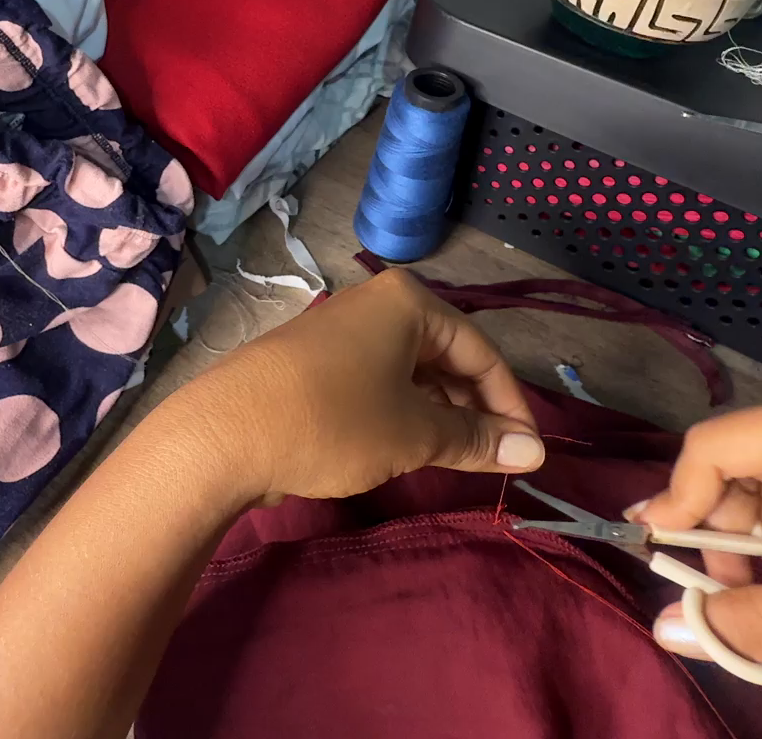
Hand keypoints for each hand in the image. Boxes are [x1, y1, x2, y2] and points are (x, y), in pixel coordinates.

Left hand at [170, 269, 545, 503]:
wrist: (226, 432)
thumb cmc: (334, 420)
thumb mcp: (414, 432)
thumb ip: (477, 439)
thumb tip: (535, 454)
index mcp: (407, 302)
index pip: (481, 350)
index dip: (510, 404)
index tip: (527, 453)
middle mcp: (375, 304)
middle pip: (446, 356)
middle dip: (474, 408)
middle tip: (492, 459)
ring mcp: (341, 330)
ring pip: (411, 370)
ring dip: (439, 412)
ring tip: (453, 456)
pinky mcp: (316, 360)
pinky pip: (377, 379)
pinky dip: (401, 410)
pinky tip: (406, 444)